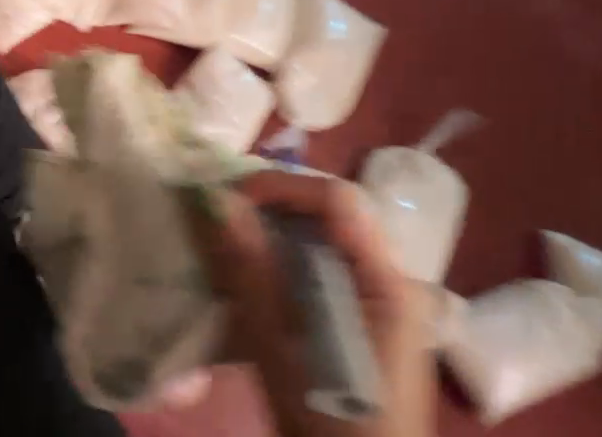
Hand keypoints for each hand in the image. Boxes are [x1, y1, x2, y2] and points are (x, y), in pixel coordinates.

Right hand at [192, 171, 434, 436]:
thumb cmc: (328, 415)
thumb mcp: (279, 343)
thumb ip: (251, 269)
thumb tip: (215, 199)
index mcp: (385, 282)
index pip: (335, 198)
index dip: (278, 186)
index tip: (225, 201)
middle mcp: (388, 278)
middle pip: (325, 210)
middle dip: (264, 204)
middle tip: (213, 221)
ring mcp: (375, 296)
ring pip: (315, 233)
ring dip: (264, 228)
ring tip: (220, 244)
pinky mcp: (357, 312)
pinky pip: (314, 260)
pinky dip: (274, 253)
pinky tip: (244, 275)